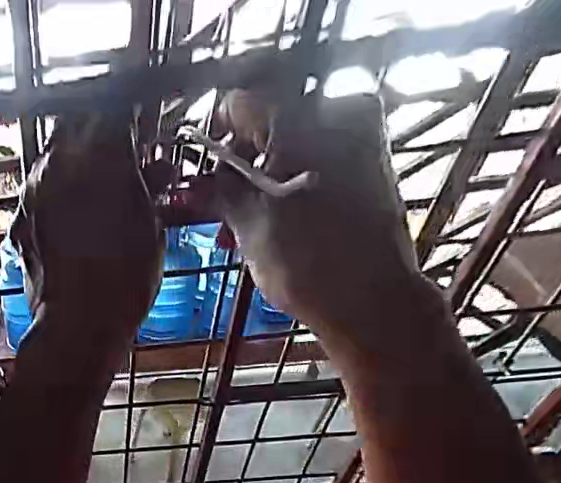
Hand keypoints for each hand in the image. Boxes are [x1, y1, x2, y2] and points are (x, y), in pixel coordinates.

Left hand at [10, 112, 164, 350]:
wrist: (78, 327)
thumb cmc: (122, 279)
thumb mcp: (150, 221)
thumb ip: (143, 183)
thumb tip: (145, 171)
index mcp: (95, 150)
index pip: (117, 110)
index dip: (134, 122)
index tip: (145, 134)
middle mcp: (54, 165)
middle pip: (80, 135)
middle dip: (104, 146)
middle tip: (127, 167)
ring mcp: (31, 197)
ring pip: (57, 167)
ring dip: (80, 175)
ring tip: (106, 201)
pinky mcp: (19, 227)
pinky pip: (42, 201)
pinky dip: (60, 205)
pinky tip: (81, 227)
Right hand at [206, 91, 438, 346]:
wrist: (369, 298)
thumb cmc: (310, 263)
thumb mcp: (250, 225)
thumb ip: (219, 193)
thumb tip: (192, 183)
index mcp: (308, 120)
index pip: (241, 106)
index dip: (211, 140)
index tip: (196, 174)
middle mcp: (340, 115)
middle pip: (266, 128)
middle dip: (233, 169)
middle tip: (211, 210)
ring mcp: (358, 139)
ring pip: (287, 149)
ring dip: (254, 185)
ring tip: (235, 230)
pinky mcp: (366, 165)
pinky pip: (311, 162)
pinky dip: (283, 188)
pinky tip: (266, 225)